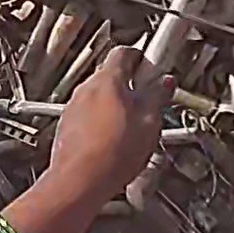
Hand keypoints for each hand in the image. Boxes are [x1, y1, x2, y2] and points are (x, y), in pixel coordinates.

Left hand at [47, 46, 173, 199]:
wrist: (79, 179)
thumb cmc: (112, 153)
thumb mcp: (149, 123)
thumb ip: (157, 97)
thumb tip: (165, 82)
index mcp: (107, 81)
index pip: (125, 53)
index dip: (143, 57)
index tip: (155, 66)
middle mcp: (87, 88)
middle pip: (112, 74)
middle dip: (133, 85)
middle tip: (151, 101)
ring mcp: (75, 105)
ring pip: (101, 95)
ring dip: (118, 104)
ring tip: (135, 126)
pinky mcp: (69, 122)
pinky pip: (90, 113)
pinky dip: (103, 119)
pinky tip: (115, 139)